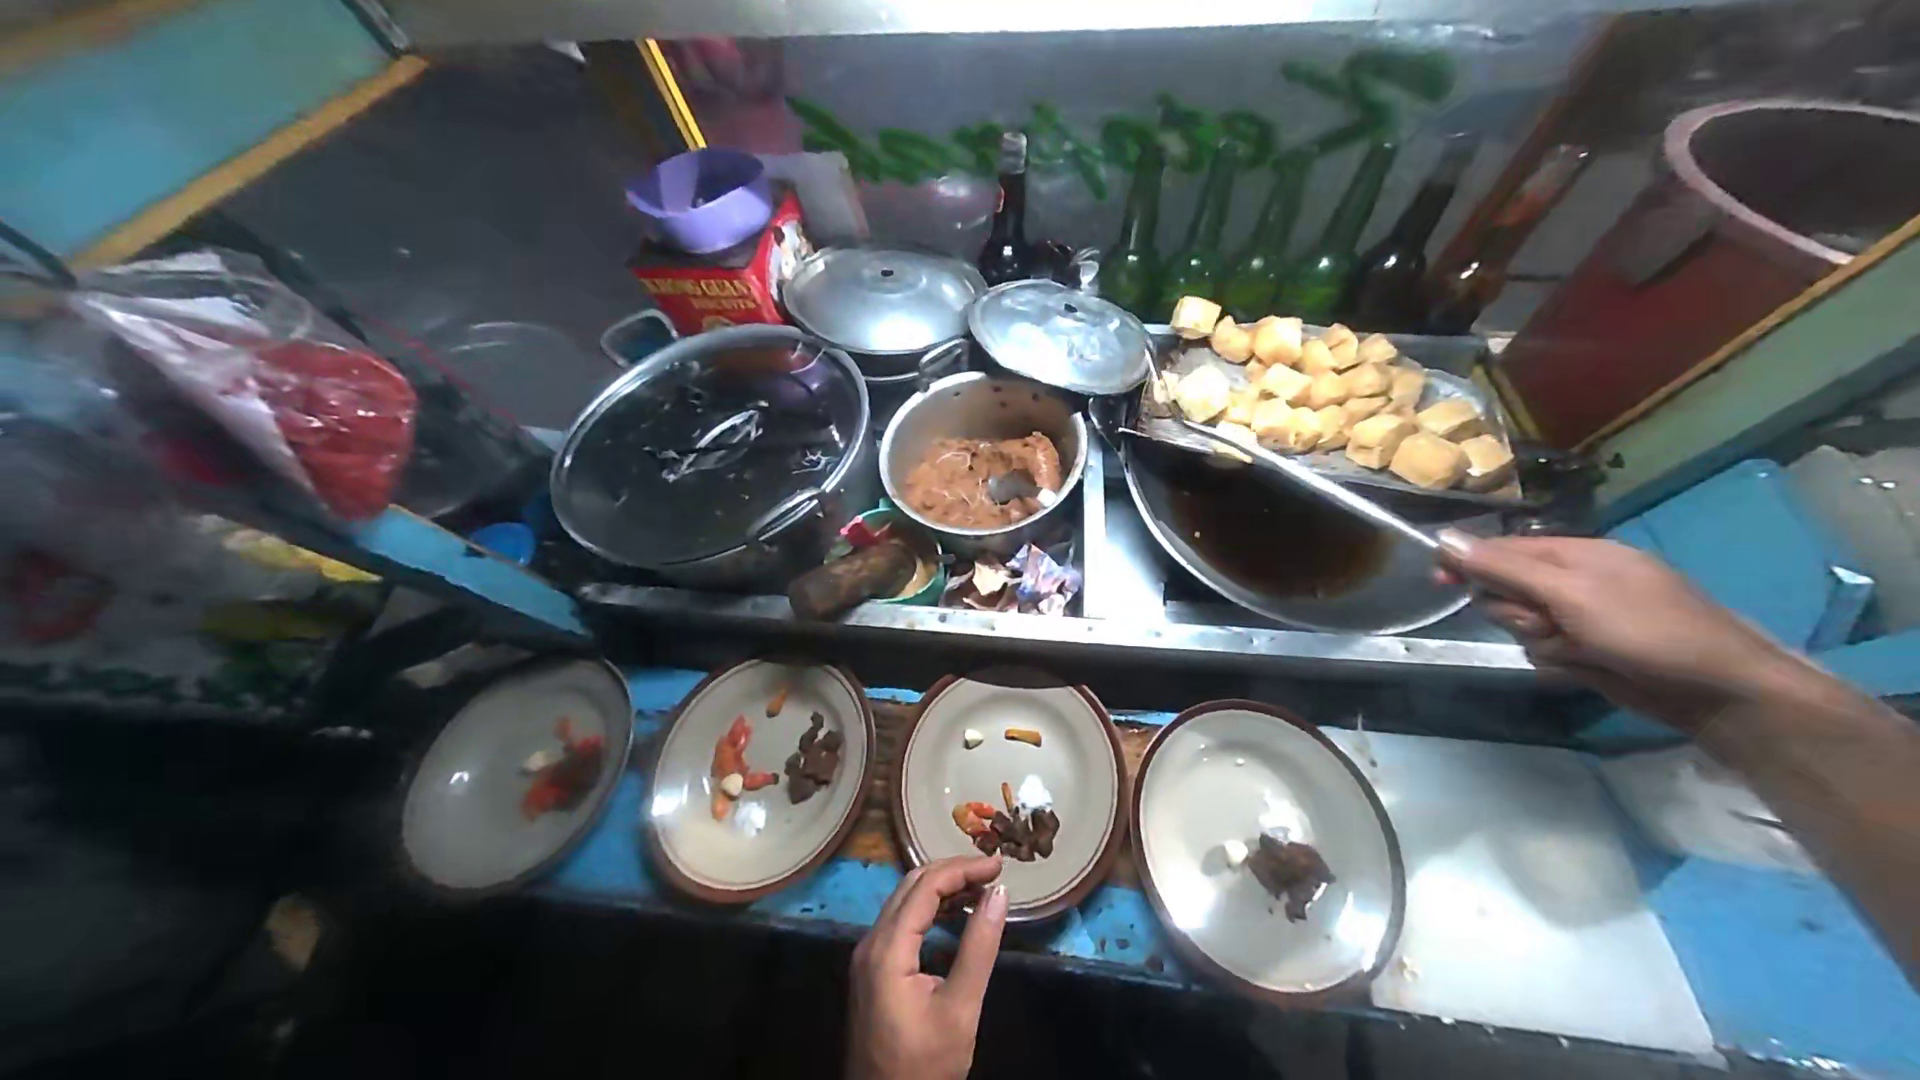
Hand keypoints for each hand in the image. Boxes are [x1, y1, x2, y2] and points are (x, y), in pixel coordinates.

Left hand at [847, 856, 1007, 1079]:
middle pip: (911, 885)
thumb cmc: (924, 1067)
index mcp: (887, 947)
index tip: (998, 864)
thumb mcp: (960, 1010)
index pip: (926, 885)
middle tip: (991, 870)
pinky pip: (902, 921)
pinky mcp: (873, 969)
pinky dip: (930, 908)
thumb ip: (979, 947)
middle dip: (952, 871)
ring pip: (905, 900)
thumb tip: (999, 893)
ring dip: (942, 887)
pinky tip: (956, 912)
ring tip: (981, 886)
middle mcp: (871, 941)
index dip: (963, 868)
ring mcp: (868, 956)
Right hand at [1435, 532, 1827, 731]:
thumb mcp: (1568, 592)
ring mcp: (1582, 616)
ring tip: (1575, 648)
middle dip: (1514, 609)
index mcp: (1577, 554)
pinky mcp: (1586, 647)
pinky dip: (1556, 658)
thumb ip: (1503, 567)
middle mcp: (1575, 581)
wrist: (1719, 692)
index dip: (1467, 562)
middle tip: (1542, 622)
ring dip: (1537, 638)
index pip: (1501, 549)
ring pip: (1519, 622)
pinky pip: (1540, 648)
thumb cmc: (1646, 630)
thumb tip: (1444, 538)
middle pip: (1505, 588)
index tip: (1439, 580)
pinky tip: (1585, 664)